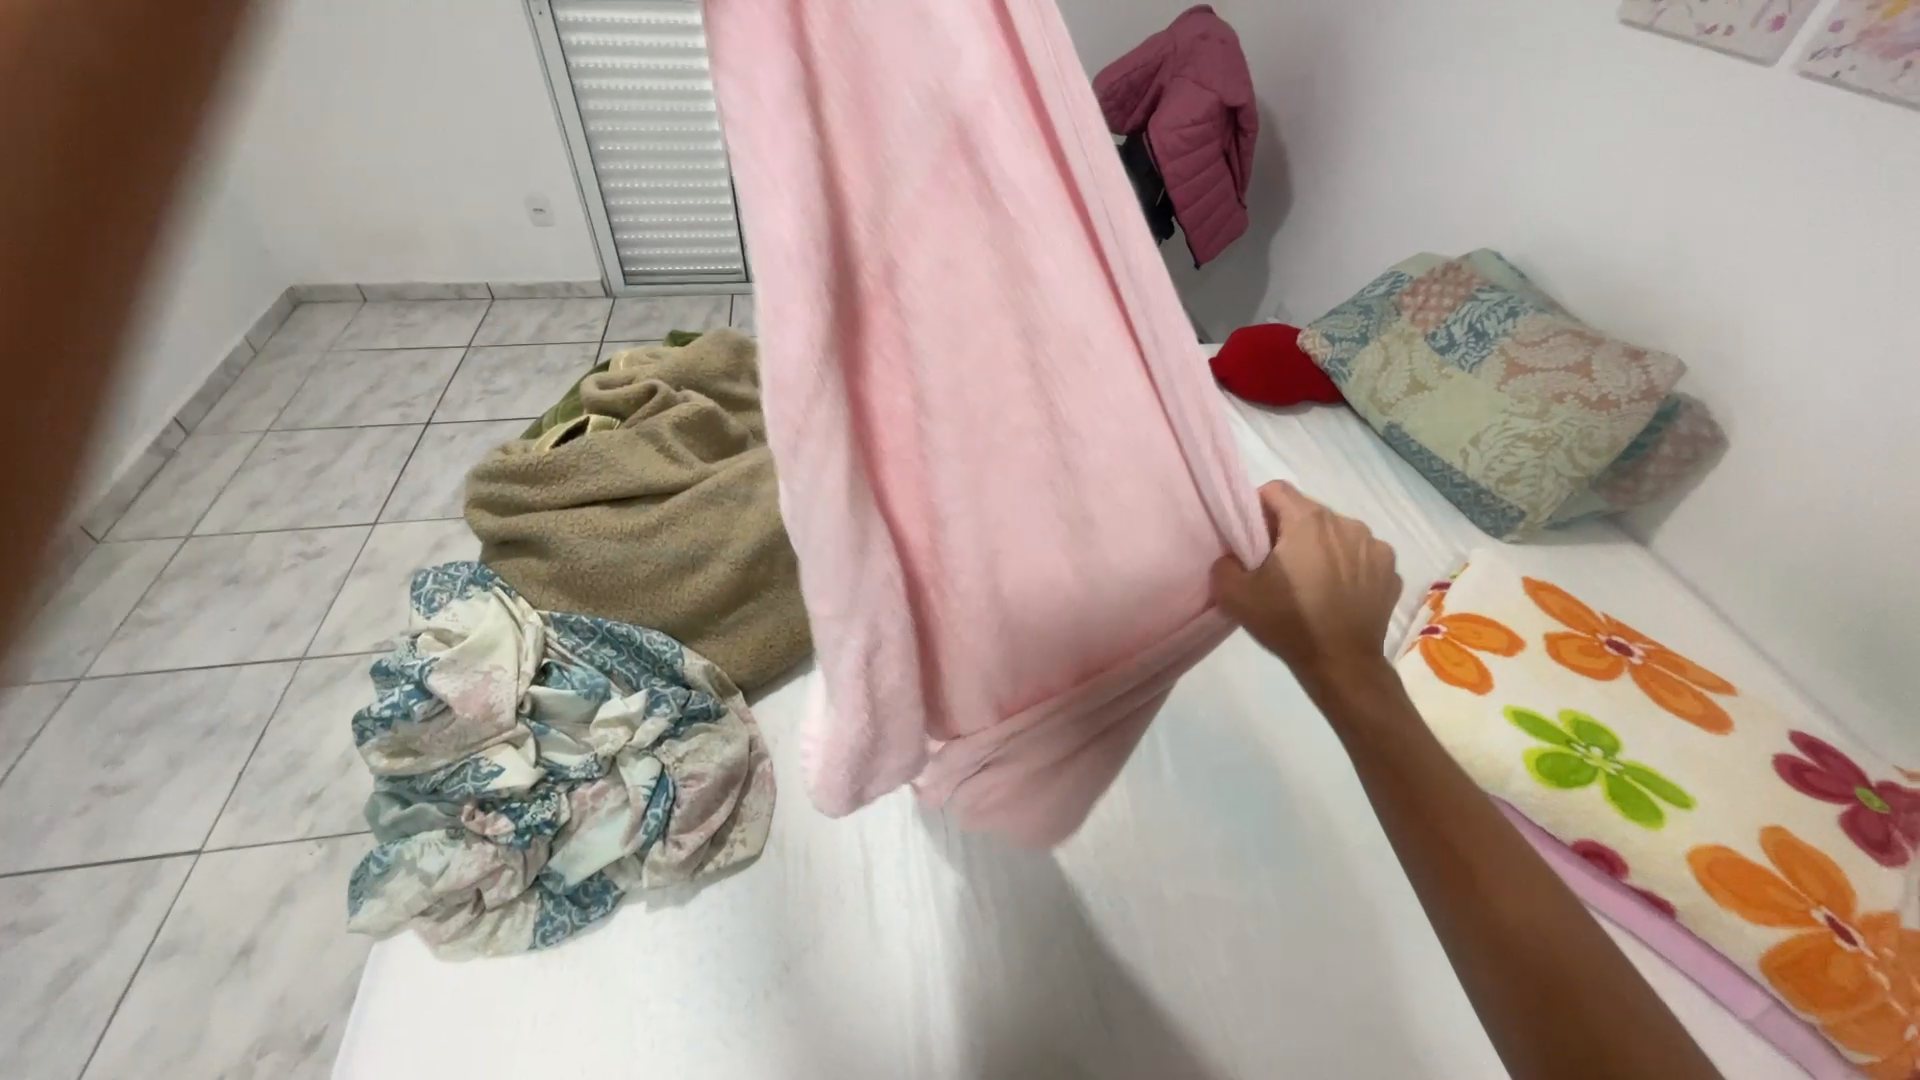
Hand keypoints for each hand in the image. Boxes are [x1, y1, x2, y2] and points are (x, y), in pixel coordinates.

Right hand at [1210, 480, 1401, 693]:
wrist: (1341, 664)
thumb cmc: (1287, 623)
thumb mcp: (1234, 595)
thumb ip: (1224, 563)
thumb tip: (1234, 556)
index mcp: (1308, 522)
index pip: (1276, 490)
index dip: (1257, 508)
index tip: (1251, 537)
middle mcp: (1346, 523)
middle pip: (1308, 511)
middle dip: (1288, 529)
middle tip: (1275, 563)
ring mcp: (1375, 546)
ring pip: (1337, 532)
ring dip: (1321, 546)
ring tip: (1311, 580)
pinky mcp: (1391, 570)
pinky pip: (1361, 556)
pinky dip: (1348, 566)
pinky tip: (1338, 593)